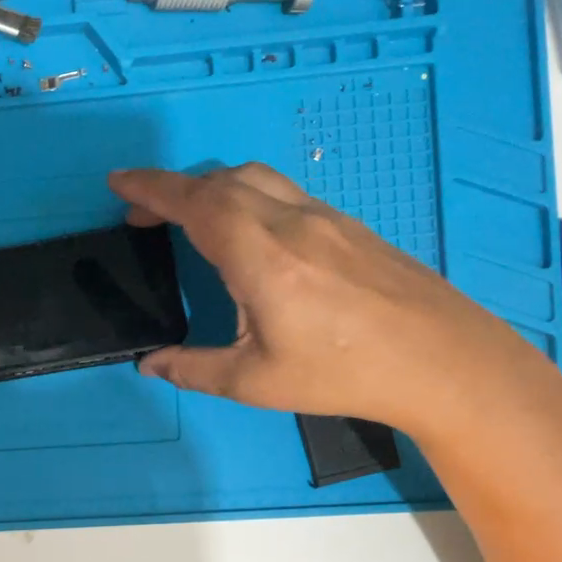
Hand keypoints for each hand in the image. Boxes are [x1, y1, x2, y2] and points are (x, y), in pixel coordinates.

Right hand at [110, 165, 553, 436]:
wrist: (442, 360)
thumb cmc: (342, 374)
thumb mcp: (254, 382)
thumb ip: (192, 369)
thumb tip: (149, 365)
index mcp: (262, 258)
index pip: (198, 204)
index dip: (153, 189)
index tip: (118, 183)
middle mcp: (292, 224)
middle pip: (224, 182)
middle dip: (174, 189)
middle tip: (142, 216)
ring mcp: (325, 219)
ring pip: (257, 180)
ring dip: (211, 189)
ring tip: (185, 218)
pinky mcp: (347, 226)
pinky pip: (282, 192)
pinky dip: (243, 197)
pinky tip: (241, 232)